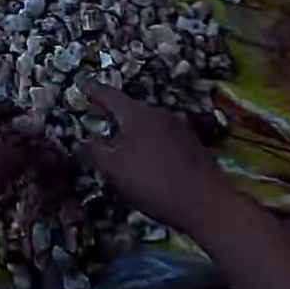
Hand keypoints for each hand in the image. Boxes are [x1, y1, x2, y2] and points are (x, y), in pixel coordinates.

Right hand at [80, 82, 238, 234]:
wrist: (208, 204)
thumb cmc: (153, 181)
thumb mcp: (114, 167)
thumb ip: (95, 151)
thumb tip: (85, 140)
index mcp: (136, 113)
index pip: (108, 95)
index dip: (92, 91)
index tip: (81, 84)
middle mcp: (158, 113)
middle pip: (130, 110)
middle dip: (114, 116)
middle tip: (99, 120)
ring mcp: (179, 129)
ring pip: (148, 125)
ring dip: (133, 133)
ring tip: (122, 148)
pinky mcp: (193, 147)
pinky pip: (163, 139)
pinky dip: (150, 146)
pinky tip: (149, 164)